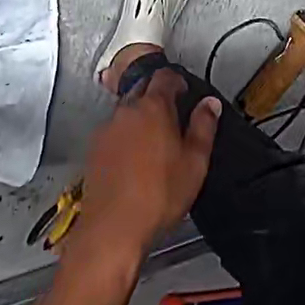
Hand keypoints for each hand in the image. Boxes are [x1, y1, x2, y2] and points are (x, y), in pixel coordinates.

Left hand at [71, 69, 219, 257]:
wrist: (114, 227)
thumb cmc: (156, 197)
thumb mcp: (195, 161)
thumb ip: (204, 126)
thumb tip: (209, 106)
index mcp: (153, 108)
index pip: (165, 77)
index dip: (177, 80)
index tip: (184, 89)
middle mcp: (126, 111)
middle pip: (143, 89)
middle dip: (158, 95)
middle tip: (174, 114)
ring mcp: (107, 129)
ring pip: (127, 111)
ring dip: (141, 117)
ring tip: (157, 142)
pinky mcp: (96, 148)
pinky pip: (114, 131)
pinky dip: (126, 136)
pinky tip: (136, 159)